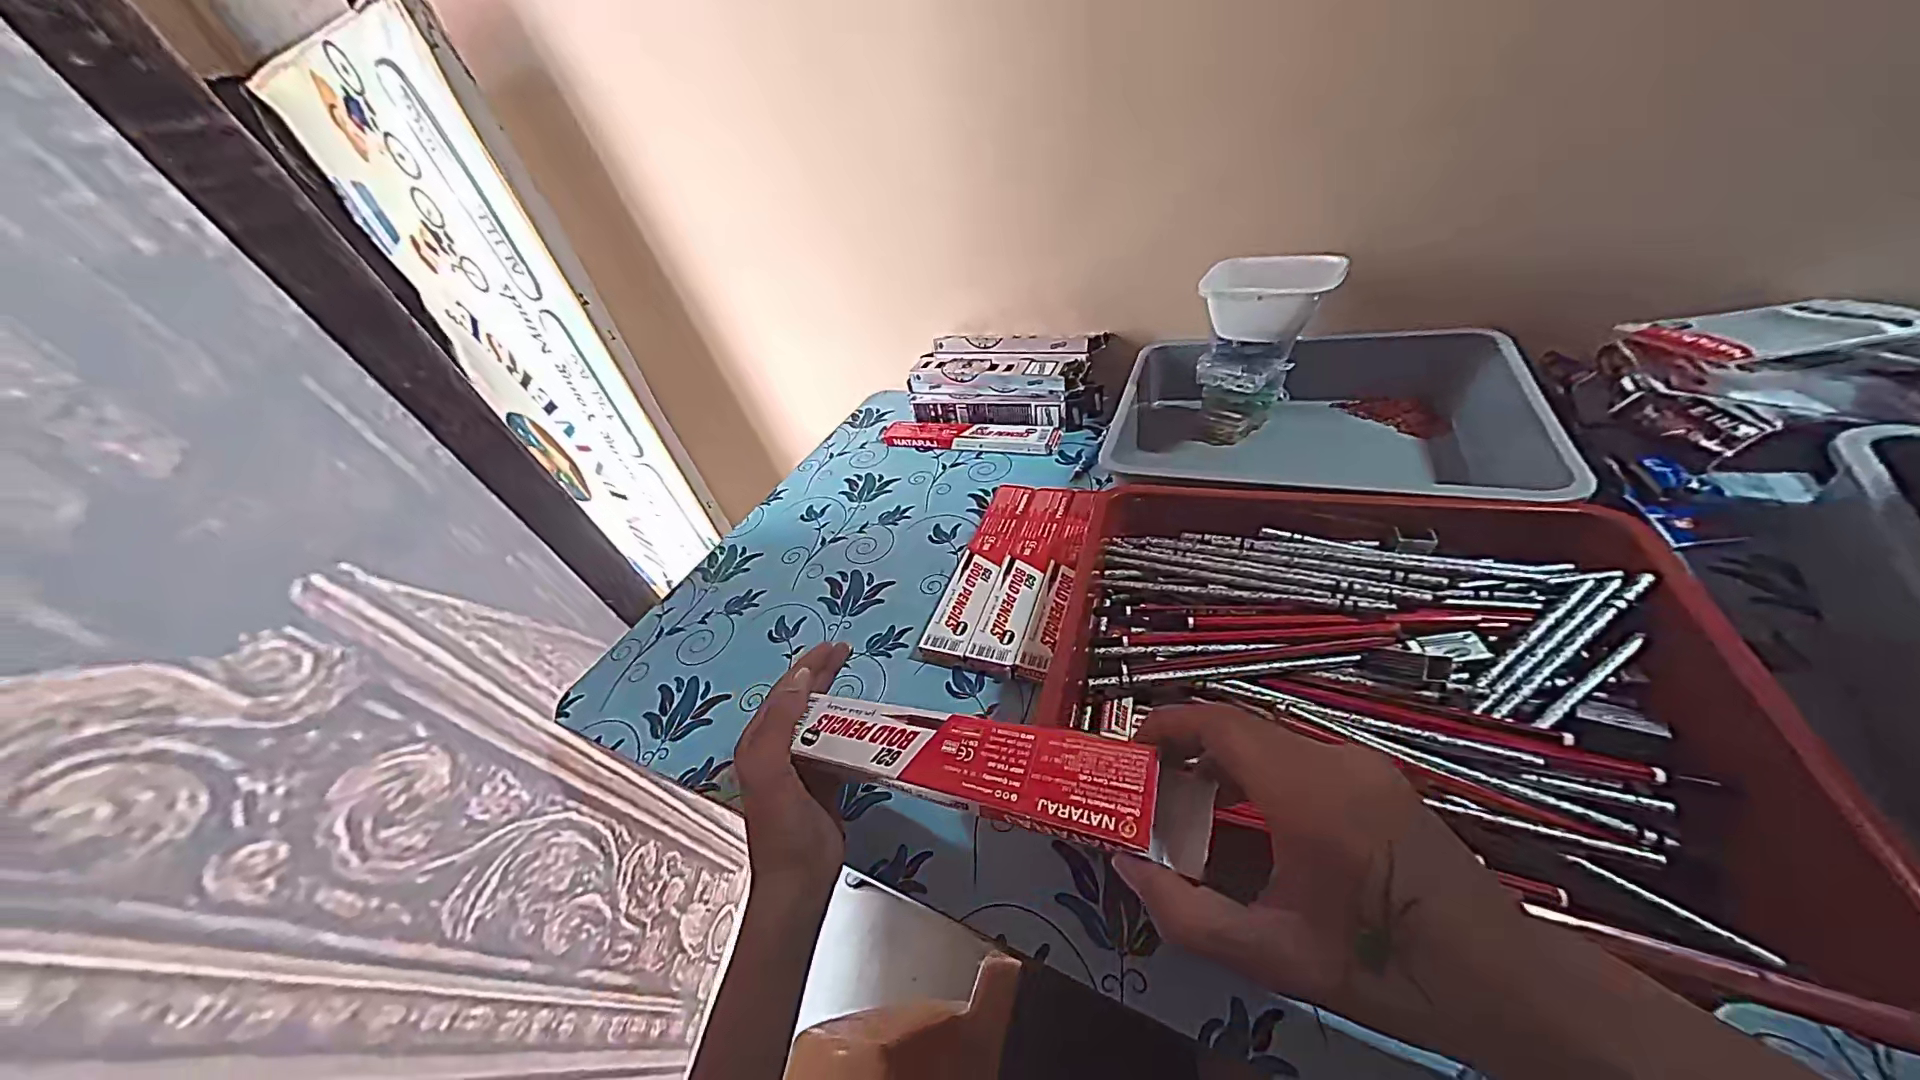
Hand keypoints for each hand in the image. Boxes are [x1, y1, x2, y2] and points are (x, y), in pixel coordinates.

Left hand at [733, 642, 853, 904]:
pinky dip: (852, 728)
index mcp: (759, 743)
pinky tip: (866, 721)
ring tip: (857, 679)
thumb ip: (778, 723)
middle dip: (822, 673)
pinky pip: (838, 745)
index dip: (808, 666)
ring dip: (838, 697)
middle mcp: (777, 750)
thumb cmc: (783, 828)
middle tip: (846, 651)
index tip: (833, 647)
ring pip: (821, 720)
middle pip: (802, 700)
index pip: (785, 692)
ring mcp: (802, 766)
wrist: (799, 881)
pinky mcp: (823, 782)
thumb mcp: (770, 771)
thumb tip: (800, 679)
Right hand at [1116, 703, 1822, 1079]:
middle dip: (1186, 744)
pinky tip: (1246, 810)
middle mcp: (1335, 760)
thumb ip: (1187, 914)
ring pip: (1267, 738)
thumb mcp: (1275, 956)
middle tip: (1151, 782)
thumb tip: (1127, 869)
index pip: (1220, 724)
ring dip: (1220, 757)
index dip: (1166, 724)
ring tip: (1188, 796)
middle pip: (1239, 726)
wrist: (1504, 982)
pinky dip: (1255, 767)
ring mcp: (1362, 764)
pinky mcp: (1376, 776)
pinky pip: (1297, 753)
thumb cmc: (1386, 969)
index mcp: (1310, 793)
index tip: (1131, 747)